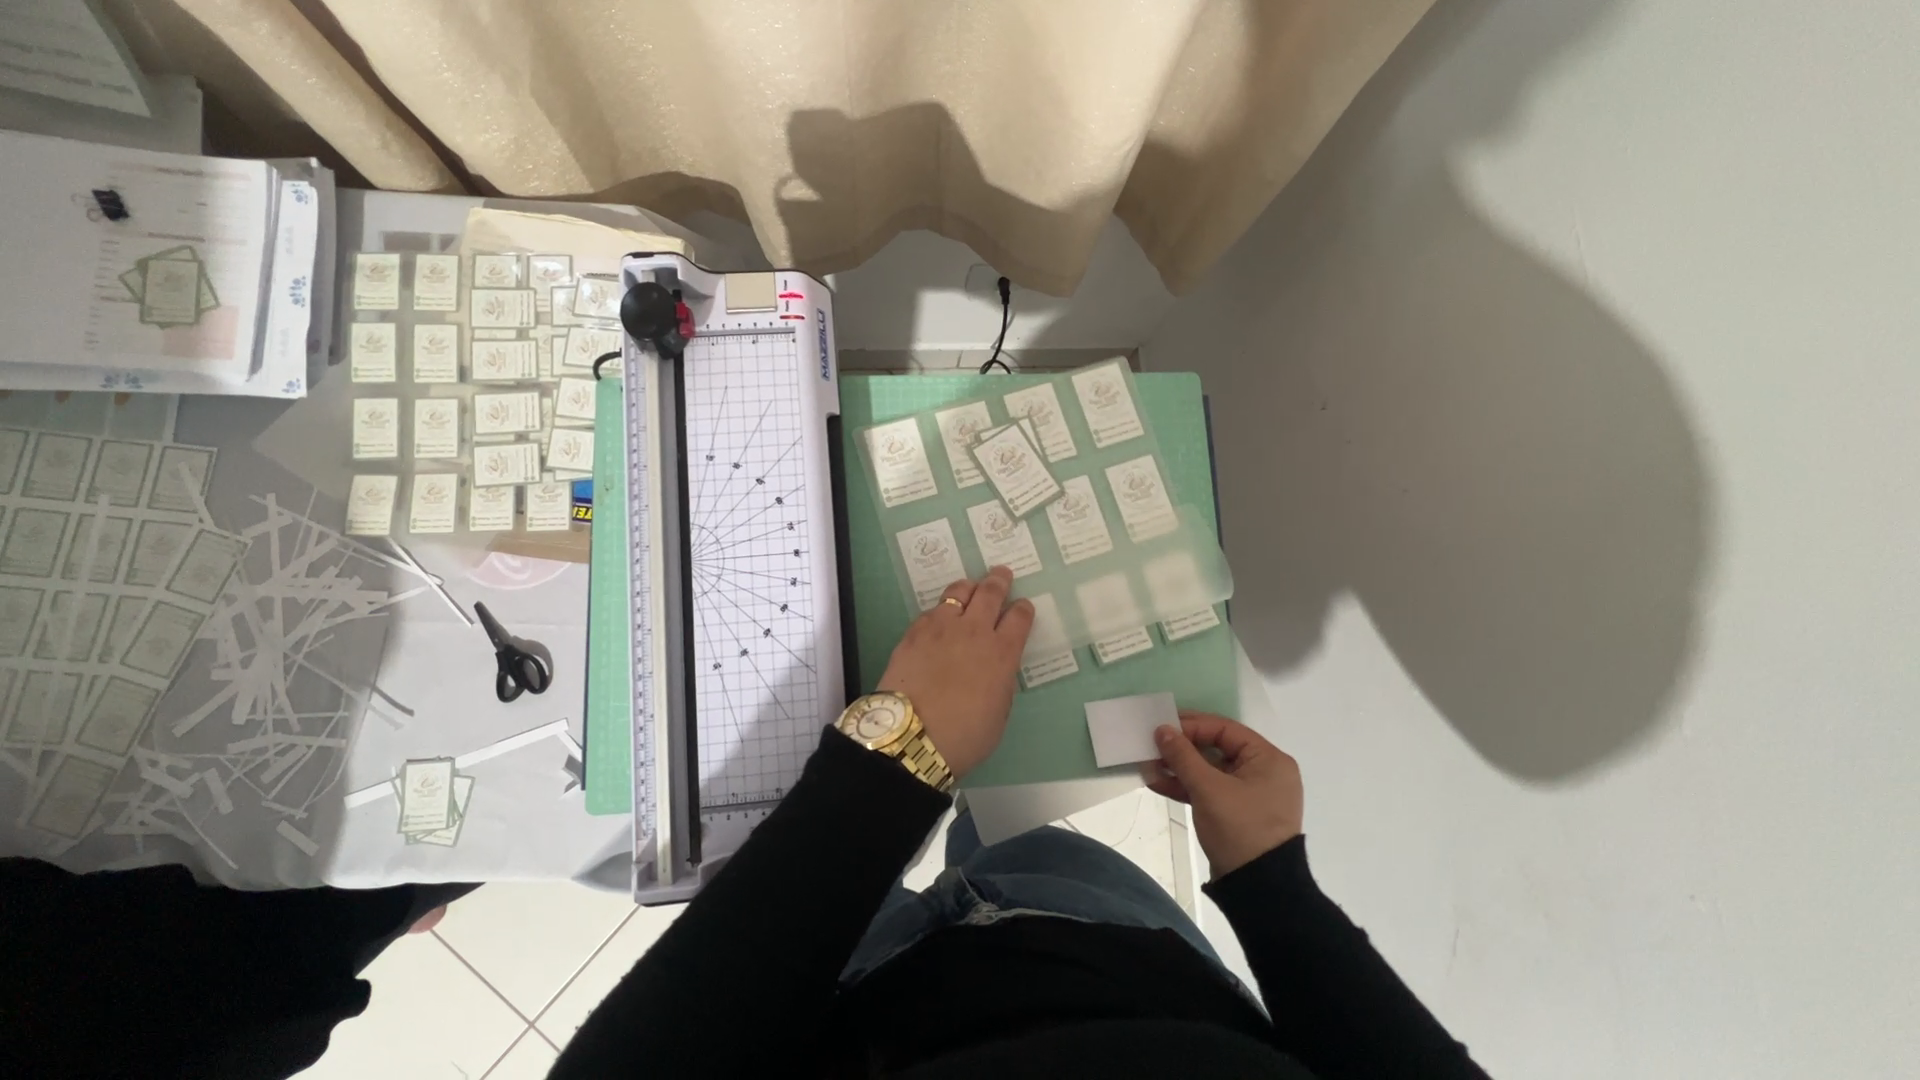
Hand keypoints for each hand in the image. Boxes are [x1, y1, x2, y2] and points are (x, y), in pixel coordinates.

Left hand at [876, 567, 1033, 777]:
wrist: (913, 736)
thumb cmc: (964, 736)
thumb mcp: (998, 713)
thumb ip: (1000, 682)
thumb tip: (995, 668)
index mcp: (1002, 653)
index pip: (1020, 618)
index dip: (1023, 609)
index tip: (1023, 607)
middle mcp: (974, 631)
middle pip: (990, 593)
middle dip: (999, 581)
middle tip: (1002, 574)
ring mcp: (941, 628)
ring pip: (958, 591)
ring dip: (969, 587)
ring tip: (970, 587)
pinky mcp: (914, 632)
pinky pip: (932, 610)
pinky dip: (941, 609)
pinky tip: (939, 617)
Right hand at [1146, 711, 1302, 878]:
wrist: (1260, 888)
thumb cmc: (1240, 829)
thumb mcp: (1208, 789)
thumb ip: (1183, 756)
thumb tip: (1162, 729)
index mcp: (1268, 759)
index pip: (1225, 729)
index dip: (1191, 726)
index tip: (1161, 727)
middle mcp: (1264, 772)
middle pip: (1217, 748)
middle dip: (1182, 749)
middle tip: (1152, 745)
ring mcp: (1251, 794)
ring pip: (1210, 771)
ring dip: (1180, 768)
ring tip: (1149, 765)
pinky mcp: (1238, 813)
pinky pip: (1210, 790)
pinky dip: (1187, 787)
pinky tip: (1159, 784)